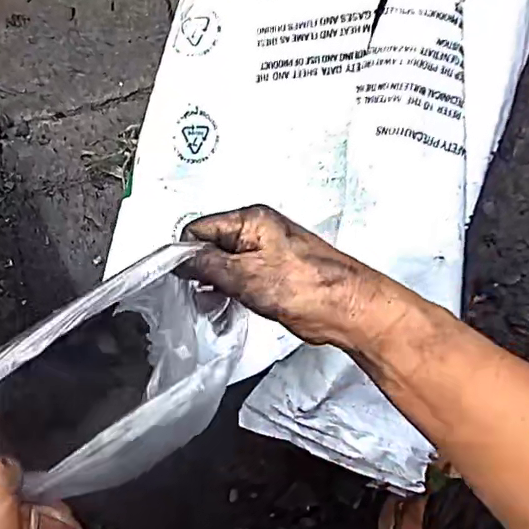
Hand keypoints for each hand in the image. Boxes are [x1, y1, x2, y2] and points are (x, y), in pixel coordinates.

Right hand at [180, 205, 392, 347]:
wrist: (347, 308)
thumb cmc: (309, 287)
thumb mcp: (244, 276)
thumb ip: (207, 265)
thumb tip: (181, 260)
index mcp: (251, 220)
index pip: (198, 228)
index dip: (186, 253)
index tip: (184, 277)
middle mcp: (258, 231)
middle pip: (210, 245)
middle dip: (200, 270)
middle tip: (202, 294)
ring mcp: (265, 253)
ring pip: (223, 264)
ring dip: (215, 284)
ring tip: (219, 303)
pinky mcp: (272, 274)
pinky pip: (239, 278)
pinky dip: (230, 291)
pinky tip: (231, 305)